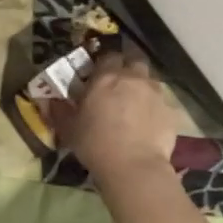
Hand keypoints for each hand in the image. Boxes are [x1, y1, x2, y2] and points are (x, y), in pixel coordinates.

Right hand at [49, 52, 175, 183]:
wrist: (133, 166)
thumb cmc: (95, 144)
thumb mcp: (69, 129)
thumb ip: (60, 110)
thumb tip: (51, 101)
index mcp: (106, 77)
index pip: (107, 56)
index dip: (104, 64)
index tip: (98, 76)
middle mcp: (133, 78)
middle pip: (134, 60)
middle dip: (127, 68)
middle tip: (118, 86)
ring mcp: (155, 93)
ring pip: (150, 80)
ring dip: (141, 86)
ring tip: (134, 105)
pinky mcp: (170, 110)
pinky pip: (161, 102)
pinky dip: (154, 108)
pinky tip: (147, 124)